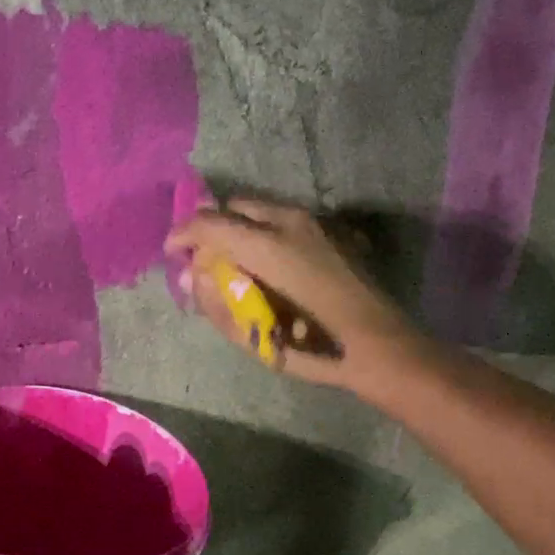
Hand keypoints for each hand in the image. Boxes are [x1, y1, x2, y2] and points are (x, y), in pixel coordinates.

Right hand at [166, 198, 418, 390]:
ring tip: (237, 264)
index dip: (183, 234)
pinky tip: (272, 267)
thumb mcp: (254, 335)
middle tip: (206, 260)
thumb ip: (216, 302)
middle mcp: (289, 221)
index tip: (172, 252)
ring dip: (241, 231)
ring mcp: (316, 223)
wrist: (382, 346)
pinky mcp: (334, 231)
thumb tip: (194, 278)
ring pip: (262, 211)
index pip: (210, 222)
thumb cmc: (314, 347)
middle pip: (235, 208)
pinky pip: (286, 222)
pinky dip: (267, 235)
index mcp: (266, 244)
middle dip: (214, 229)